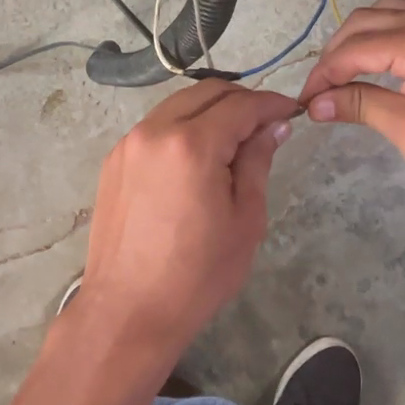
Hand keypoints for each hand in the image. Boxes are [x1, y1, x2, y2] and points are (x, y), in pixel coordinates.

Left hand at [76, 80, 298, 362]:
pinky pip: (156, 126)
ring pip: (178, 104)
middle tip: (265, 124)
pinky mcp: (115, 159)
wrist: (127, 313)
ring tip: (233, 141)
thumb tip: (273, 127)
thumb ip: (258, 162)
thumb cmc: (196, 275)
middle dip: (240, 100)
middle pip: (206, 91)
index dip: (269, 104)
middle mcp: (155, 130)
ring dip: (210, 110)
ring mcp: (129, 142)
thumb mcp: (244, 220)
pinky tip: (196, 158)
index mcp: (192, 144)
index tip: (290, 110)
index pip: (239, 104)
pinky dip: (182, 126)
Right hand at [299, 0, 404, 206]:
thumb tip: (315, 103)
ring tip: (343, 74)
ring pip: (392, 13)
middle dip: (338, 52)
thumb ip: (359, 105)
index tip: (304, 101)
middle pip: (370, 20)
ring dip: (362, 38)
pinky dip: (388, 36)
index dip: (324, 72)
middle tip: (320, 90)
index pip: (356, 46)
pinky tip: (379, 64)